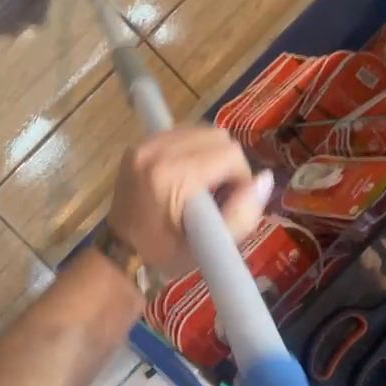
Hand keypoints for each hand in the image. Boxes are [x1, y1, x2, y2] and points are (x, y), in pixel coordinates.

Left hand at [107, 127, 271, 279]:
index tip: (231, 202)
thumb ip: (242, 214)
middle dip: (227, 163)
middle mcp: (156, 152)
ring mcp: (144, 145)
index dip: (240, 178)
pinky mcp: (138, 144)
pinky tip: (187, 175)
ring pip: (200, 130)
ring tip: (203, 184)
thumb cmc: (164, 255)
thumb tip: (265, 179)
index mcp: (172, 176)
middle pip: (216, 136)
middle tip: (219, 193)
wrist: (119, 254)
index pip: (229, 154)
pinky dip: (192, 150)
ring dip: (210, 154)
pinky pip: (180, 133)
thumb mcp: (209, 246)